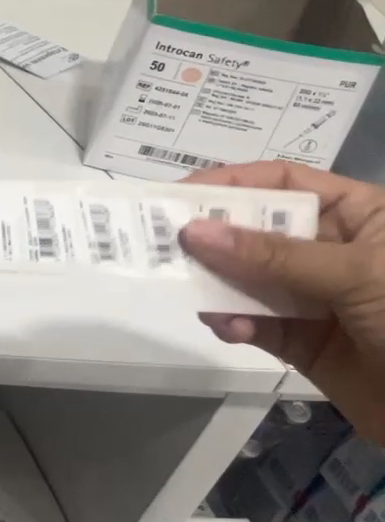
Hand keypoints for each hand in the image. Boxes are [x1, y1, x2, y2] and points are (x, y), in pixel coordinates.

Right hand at [179, 161, 384, 438]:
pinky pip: (247, 320)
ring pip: (241, 277)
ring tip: (193, 295)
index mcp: (365, 220)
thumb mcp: (362, 277)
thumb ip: (274, 256)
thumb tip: (190, 231)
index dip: (229, 183)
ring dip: (214, 286)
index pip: (286, 183)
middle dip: (208, 239)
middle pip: (253, 230)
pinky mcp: (299, 337)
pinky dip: (231, 322)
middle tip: (157, 246)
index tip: (171, 198)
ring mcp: (315, 296)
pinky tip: (233, 329)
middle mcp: (335, 252)